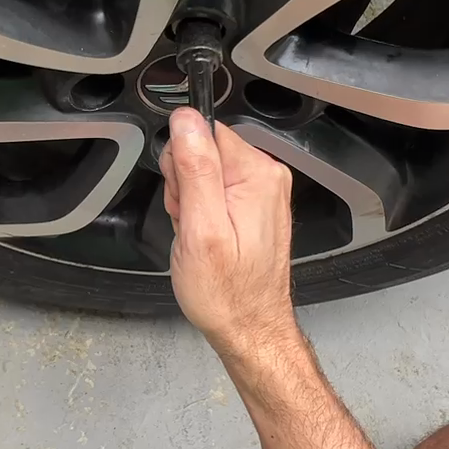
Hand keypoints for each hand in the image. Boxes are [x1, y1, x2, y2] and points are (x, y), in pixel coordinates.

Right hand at [161, 109, 296, 345]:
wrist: (250, 327)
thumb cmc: (227, 292)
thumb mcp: (200, 230)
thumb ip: (195, 170)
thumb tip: (187, 121)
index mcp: (255, 174)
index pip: (203, 132)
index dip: (181, 165)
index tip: (185, 200)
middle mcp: (266, 176)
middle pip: (203, 150)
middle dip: (184, 186)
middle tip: (191, 223)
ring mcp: (263, 191)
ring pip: (205, 172)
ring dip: (191, 202)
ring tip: (198, 235)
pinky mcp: (255, 204)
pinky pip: (215, 189)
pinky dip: (201, 212)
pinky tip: (206, 237)